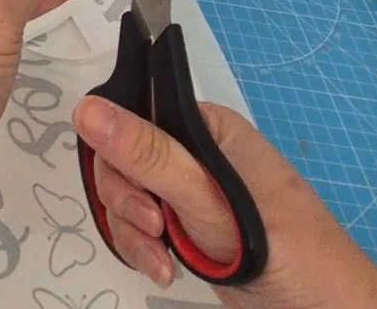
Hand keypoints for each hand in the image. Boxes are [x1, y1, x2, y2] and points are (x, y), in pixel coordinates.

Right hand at [75, 96, 376, 308]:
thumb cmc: (291, 257)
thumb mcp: (214, 204)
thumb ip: (148, 156)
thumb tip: (84, 107)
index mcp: (206, 126)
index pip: (132, 112)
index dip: (115, 147)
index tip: (129, 187)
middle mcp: (195, 151)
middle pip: (121, 156)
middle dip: (125, 197)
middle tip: (152, 228)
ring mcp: (192, 192)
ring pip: (126, 193)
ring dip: (133, 229)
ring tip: (161, 261)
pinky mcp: (190, 228)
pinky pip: (141, 224)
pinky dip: (142, 248)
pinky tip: (163, 269)